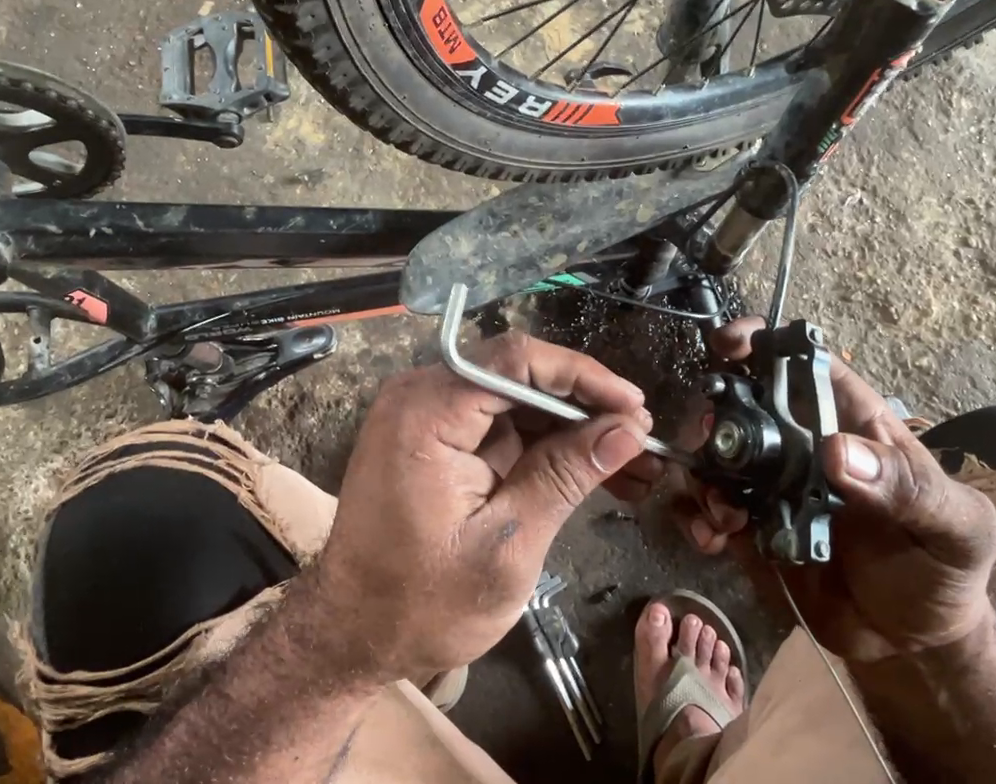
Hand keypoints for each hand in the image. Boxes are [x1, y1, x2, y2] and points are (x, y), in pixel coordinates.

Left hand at [303, 332, 652, 681]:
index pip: (516, 360)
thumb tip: (626, 431)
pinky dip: (544, 446)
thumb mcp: (507, 546)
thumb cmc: (422, 603)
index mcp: (426, 413)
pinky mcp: (436, 439)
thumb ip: (564, 477)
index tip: (635, 408)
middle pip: (519, 375)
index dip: (583, 376)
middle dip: (584, 406)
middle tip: (642, 441)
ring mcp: (426, 416)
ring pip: (516, 400)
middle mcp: (421, 397)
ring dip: (572, 429)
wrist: (353, 634)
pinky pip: (499, 426)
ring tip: (632, 464)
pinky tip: (592, 470)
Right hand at [679, 318, 995, 663]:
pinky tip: (713, 540)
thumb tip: (835, 452)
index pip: (805, 364)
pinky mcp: (749, 530)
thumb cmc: (944, 571)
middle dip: (716, 417)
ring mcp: (771, 488)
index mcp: (851, 425)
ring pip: (715, 456)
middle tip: (713, 448)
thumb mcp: (953, 528)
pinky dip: (694, 517)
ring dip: (703, 477)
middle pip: (742, 404)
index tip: (728, 345)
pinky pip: (705, 509)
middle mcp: (803, 447)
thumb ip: (907, 487)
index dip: (765, 341)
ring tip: (723, 516)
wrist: (914, 647)